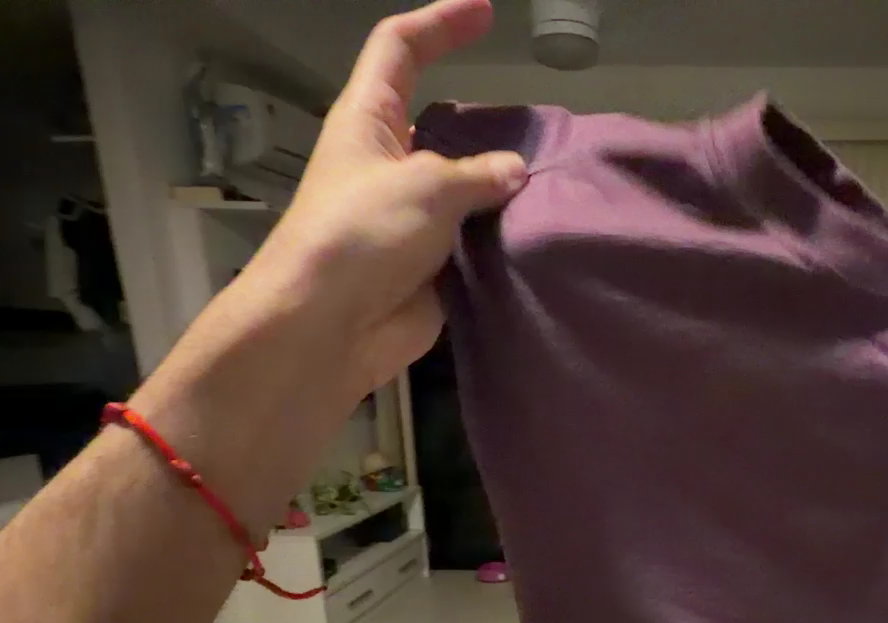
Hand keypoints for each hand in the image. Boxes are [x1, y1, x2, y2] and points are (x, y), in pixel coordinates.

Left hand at [244, 0, 525, 398]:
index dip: (440, 24)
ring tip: (552, 183)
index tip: (484, 12)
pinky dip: (501, 239)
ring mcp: (413, 217)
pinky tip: (536, 236)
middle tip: (538, 130)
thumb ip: (477, 174)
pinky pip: (475, 241)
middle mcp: (391, 163)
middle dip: (487, 123)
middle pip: (443, 125)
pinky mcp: (432, 264)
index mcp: (369, 121)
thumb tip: (515, 173)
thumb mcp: (424, 185)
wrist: (334, 325)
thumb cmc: (361, 235)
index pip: (401, 50)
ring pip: (467, 188)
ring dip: (502, 188)